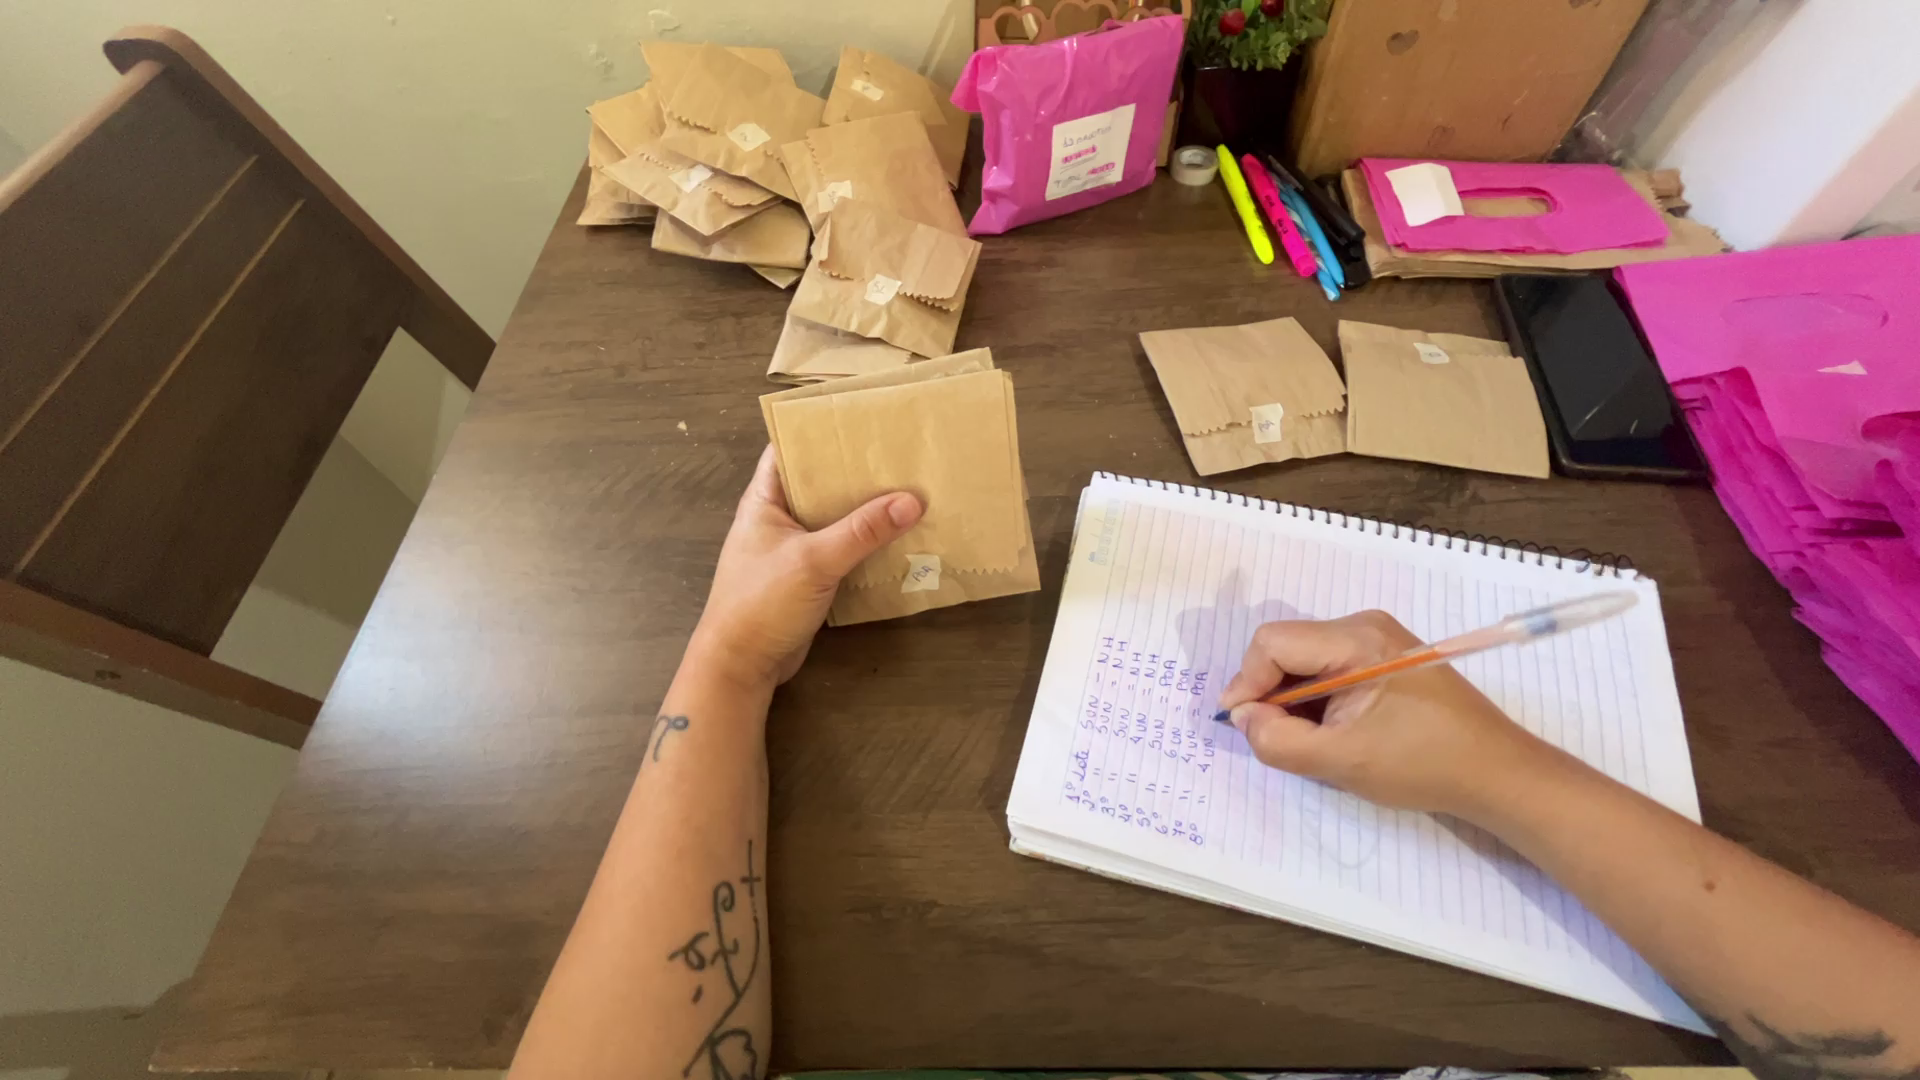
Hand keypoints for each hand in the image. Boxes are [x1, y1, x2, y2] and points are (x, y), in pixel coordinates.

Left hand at [686, 445, 923, 694]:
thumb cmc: (762, 603)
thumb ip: (862, 531)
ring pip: (835, 517)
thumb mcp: (814, 561)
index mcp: (766, 499)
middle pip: (821, 482)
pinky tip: (898, 537)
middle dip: (857, 471)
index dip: (822, 430)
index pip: (791, 448)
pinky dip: (866, 543)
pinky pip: (842, 548)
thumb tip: (912, 501)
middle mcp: (779, 517)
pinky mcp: (809, 575)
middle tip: (900, 455)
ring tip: (909, 490)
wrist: (741, 666)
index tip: (865, 419)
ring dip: (866, 510)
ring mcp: (794, 547)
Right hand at [1215, 610, 1555, 818]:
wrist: (1501, 775)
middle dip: (1268, 689)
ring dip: (1289, 694)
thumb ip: (1278, 740)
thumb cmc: (1423, 766)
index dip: (1247, 681)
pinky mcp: (1382, 655)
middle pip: (1285, 646)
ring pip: (1301, 656)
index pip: (1273, 643)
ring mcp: (1375, 638)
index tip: (1241, 723)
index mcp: (1357, 640)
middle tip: (1271, 733)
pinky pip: (1324, 664)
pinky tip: (1325, 725)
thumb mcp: (1341, 762)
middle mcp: (1362, 626)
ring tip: (1302, 734)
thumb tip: (1242, 716)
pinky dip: (1311, 694)